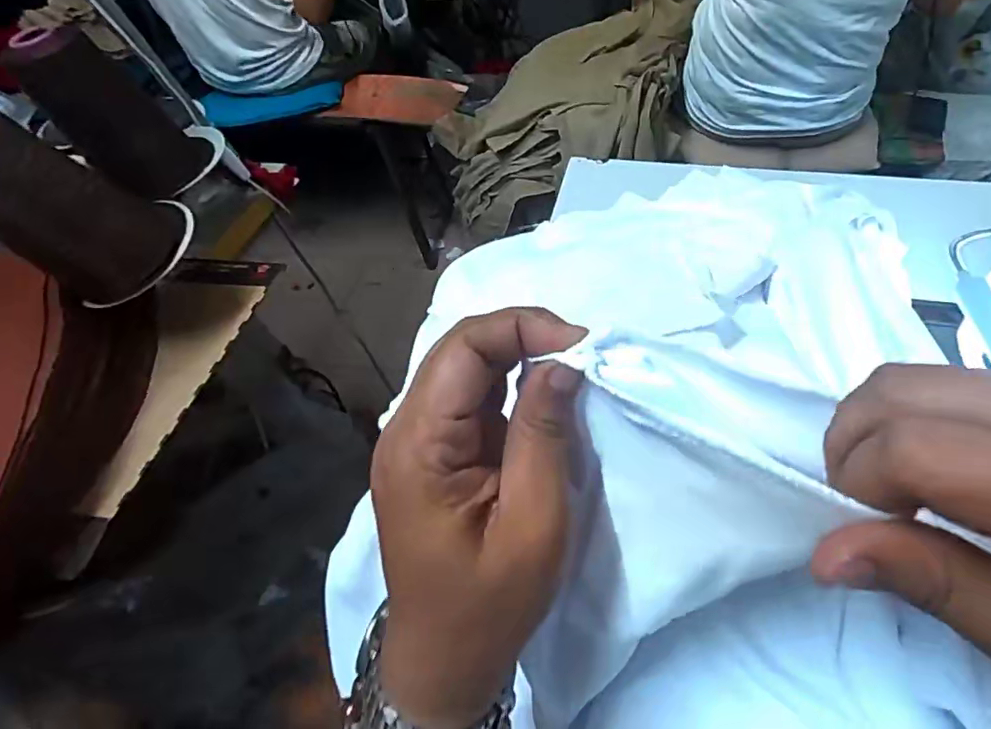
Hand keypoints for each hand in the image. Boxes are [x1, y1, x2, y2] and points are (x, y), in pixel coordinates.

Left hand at [371, 309, 586, 727]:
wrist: (445, 663)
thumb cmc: (490, 602)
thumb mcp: (533, 522)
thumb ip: (543, 433)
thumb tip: (563, 361)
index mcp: (418, 445)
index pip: (463, 347)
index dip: (522, 326)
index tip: (579, 344)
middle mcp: (408, 430)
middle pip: (462, 346)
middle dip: (525, 332)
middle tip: (582, 350)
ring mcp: (421, 438)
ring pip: (470, 363)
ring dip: (523, 351)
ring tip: (573, 363)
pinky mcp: (440, 449)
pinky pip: (477, 392)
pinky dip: (517, 378)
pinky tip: (548, 388)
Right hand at [811, 365, 990, 728]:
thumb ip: (950, 593)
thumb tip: (829, 550)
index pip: (928, 449)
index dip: (859, 484)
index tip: (852, 539)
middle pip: (911, 387)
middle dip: (852, 442)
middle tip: (861, 518)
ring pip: (928, 372)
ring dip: (881, 426)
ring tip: (897, 500)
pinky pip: (964, 381)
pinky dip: (923, 417)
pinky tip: (948, 476)